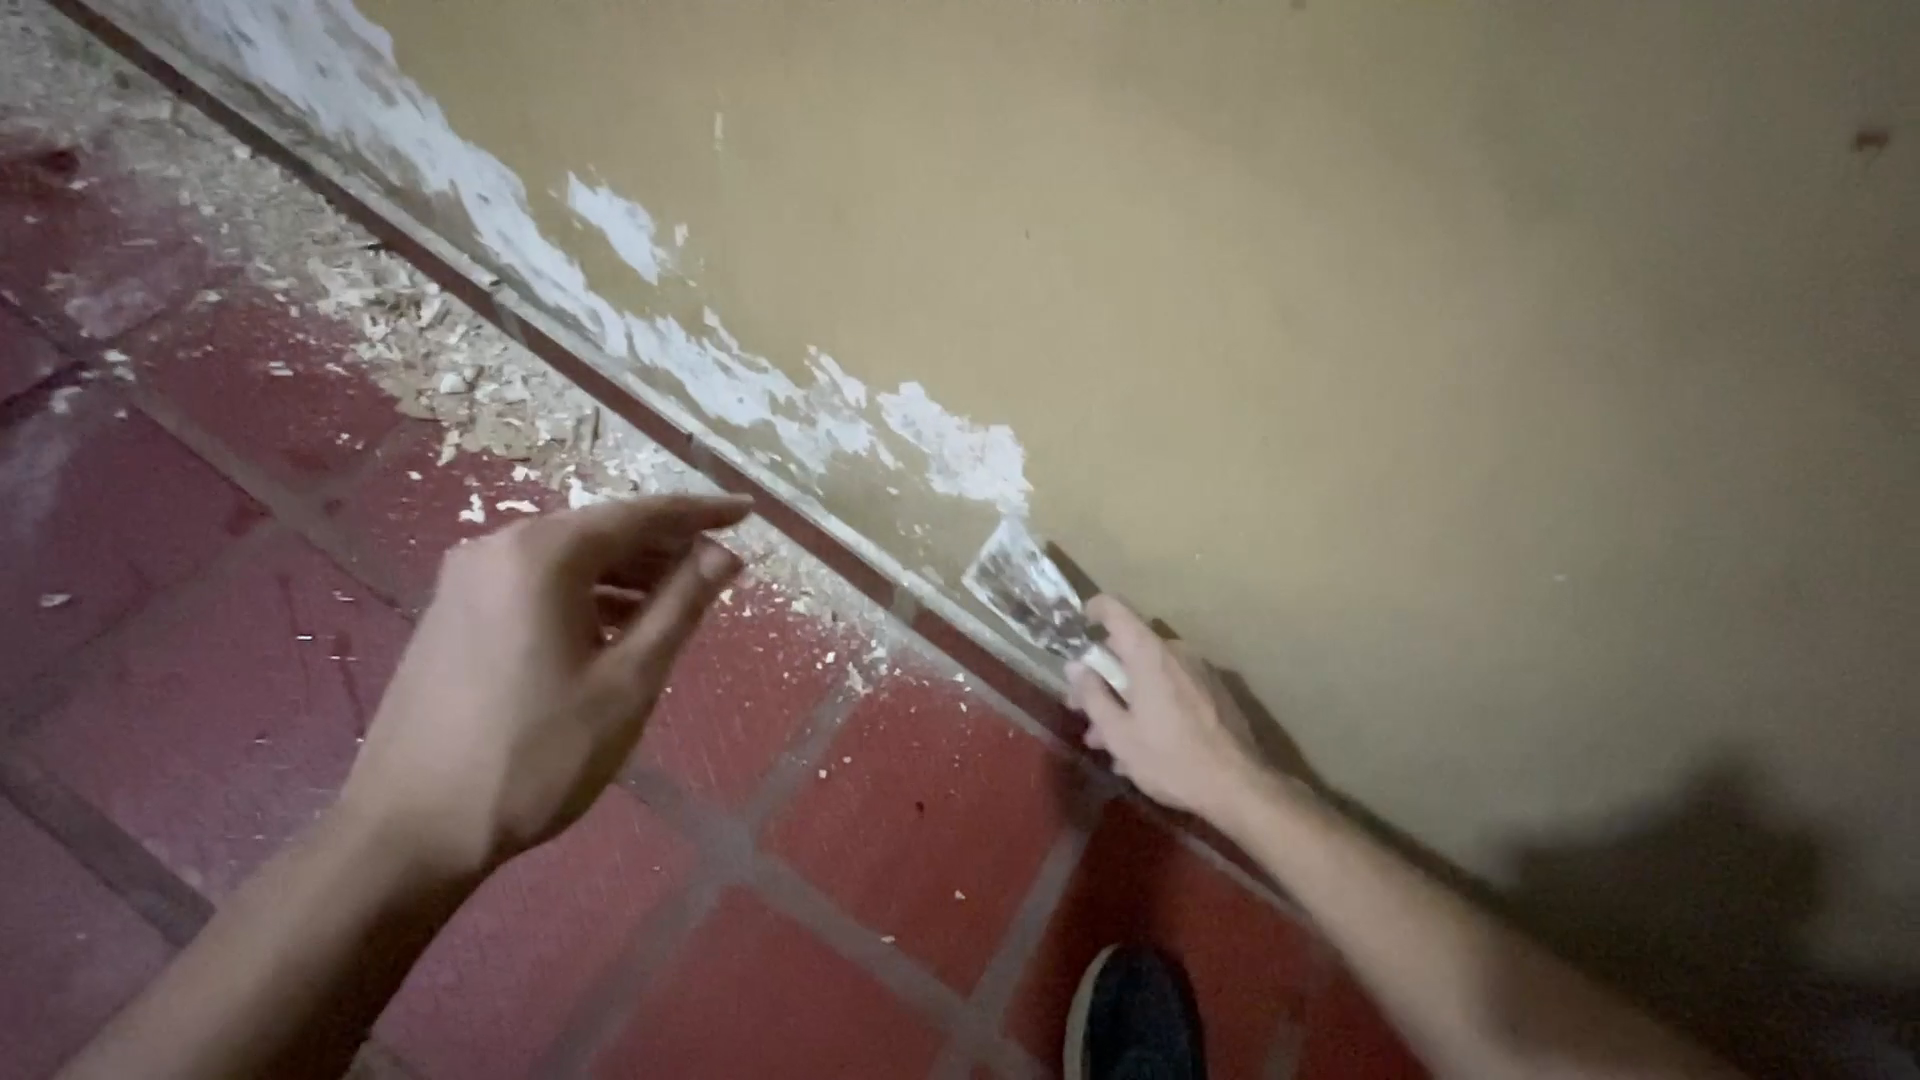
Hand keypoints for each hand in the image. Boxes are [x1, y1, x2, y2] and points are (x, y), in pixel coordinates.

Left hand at [338, 494, 749, 875]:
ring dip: (629, 574)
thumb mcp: (627, 680)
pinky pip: (539, 584)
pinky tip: (619, 626)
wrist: (409, 832)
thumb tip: (722, 556)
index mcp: (542, 554)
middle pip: (603, 532)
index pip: (641, 515)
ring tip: (681, 601)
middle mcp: (498, 549)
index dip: (701, 513)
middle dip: (666, 547)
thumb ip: (680, 606)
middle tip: (721, 569)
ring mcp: (468, 581)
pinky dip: (589, 595)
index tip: (747, 513)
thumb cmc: (537, 754)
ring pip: (571, 559)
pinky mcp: (455, 613)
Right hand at [1067, 595, 1273, 820]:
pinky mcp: (1216, 692)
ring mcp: (1200, 671)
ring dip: (1127, 697)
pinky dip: (1153, 703)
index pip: (1116, 610)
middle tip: (1083, 708)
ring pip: (1151, 672)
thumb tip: (1075, 667)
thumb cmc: (1170, 758)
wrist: (1238, 787)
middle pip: (1131, 647)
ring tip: (1109, 739)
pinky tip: (1143, 743)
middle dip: (1103, 675)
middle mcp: (1177, 652)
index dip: (1094, 609)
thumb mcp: (1119, 734)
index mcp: (1149, 653)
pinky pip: (1174, 686)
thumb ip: (1093, 695)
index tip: (1079, 625)